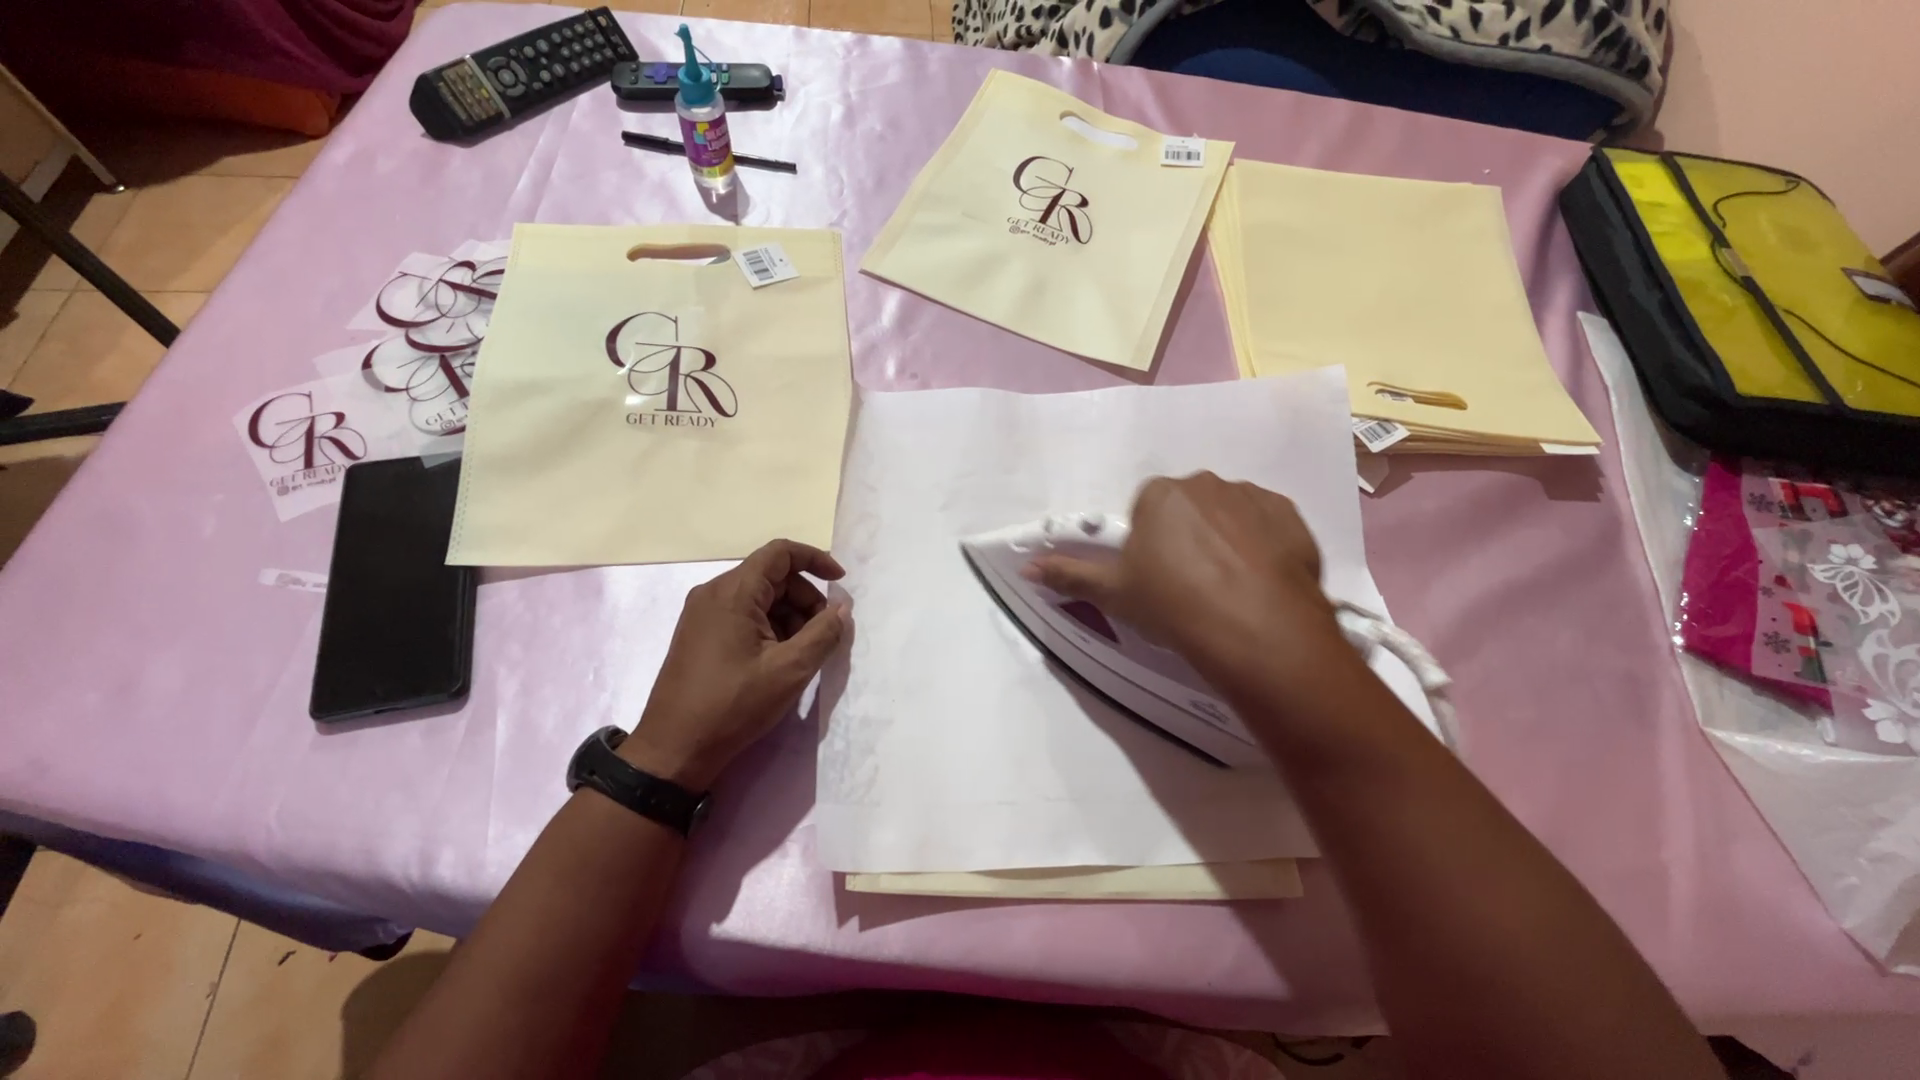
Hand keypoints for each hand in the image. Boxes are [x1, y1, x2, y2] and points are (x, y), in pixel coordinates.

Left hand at [621, 540, 848, 789]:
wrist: (675, 748)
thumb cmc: (733, 705)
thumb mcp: (790, 670)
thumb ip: (823, 633)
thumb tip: (842, 608)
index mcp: (732, 592)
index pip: (780, 553)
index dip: (815, 559)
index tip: (841, 581)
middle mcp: (713, 593)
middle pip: (772, 576)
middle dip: (806, 599)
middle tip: (824, 634)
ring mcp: (703, 614)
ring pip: (759, 598)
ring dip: (789, 617)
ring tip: (802, 655)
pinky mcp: (700, 635)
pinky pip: (743, 615)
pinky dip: (769, 628)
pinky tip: (779, 661)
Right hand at [1025, 472, 1338, 666]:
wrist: (1257, 629)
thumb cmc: (1173, 605)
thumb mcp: (1114, 594)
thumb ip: (1070, 574)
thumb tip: (1026, 566)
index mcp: (1159, 495)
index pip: (1147, 513)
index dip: (1150, 548)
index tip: (1158, 581)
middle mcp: (1205, 483)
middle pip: (1189, 509)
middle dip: (1188, 539)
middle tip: (1191, 588)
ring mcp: (1253, 496)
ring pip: (1230, 516)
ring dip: (1226, 541)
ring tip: (1230, 590)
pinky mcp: (1291, 517)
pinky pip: (1268, 527)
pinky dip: (1263, 548)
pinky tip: (1259, 584)